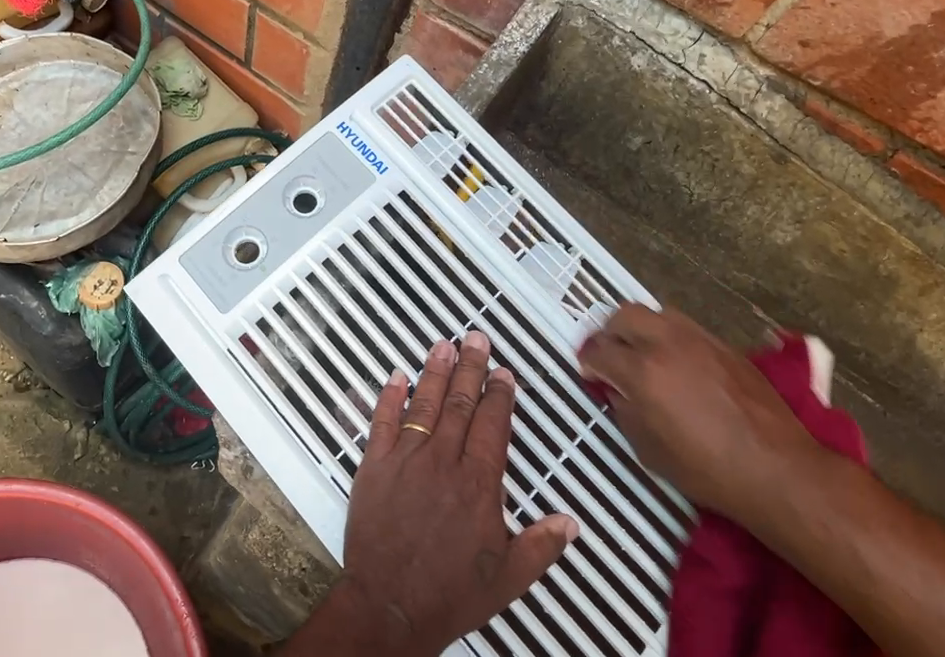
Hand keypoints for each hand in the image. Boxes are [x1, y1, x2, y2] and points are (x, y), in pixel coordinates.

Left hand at [287, 331, 577, 655]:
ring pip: (424, 405)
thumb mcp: (508, 578)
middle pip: (460, 403)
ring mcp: (406, 460)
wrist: (389, 607)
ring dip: (435, 372)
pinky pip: (382, 422)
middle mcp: (443, 462)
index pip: (492, 424)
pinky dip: (388, 397)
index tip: (504, 373)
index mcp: (478, 483)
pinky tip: (396, 376)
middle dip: (470, 367)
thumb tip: (571, 522)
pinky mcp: (374, 467)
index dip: (499, 395)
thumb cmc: (449, 594)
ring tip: (443, 344)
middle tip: (476, 337)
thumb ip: (541, 545)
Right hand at [579, 306, 825, 527]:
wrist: (776, 468)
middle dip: (610, 334)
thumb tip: (616, 391)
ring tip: (643, 355)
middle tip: (610, 358)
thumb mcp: (648, 449)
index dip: (587, 362)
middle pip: (623, 316)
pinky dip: (670, 338)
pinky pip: (686, 328)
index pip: (599, 351)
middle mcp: (666, 344)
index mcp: (642, 371)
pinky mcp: (724, 346)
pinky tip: (677, 365)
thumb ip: (624, 411)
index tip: (588, 373)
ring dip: (641, 330)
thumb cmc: (706, 469)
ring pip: (656, 314)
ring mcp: (698, 340)